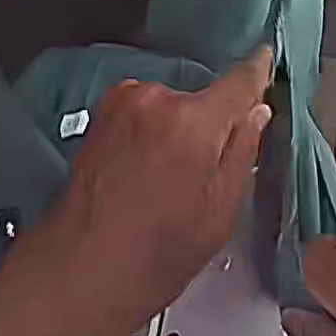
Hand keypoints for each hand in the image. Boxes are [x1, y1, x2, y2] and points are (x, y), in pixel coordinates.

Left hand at [0, 47, 273, 335]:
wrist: (66, 276)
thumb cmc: (150, 259)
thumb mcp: (216, 217)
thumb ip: (243, 153)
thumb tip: (257, 110)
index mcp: (192, 123)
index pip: (240, 79)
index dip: (259, 71)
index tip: (268, 60)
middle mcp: (157, 97)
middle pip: (206, 97)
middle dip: (215, 123)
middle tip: (208, 170)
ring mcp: (125, 101)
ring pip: (177, 105)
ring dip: (183, 128)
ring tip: (169, 179)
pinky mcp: (104, 111)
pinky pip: (150, 109)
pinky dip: (157, 130)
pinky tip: (145, 172)